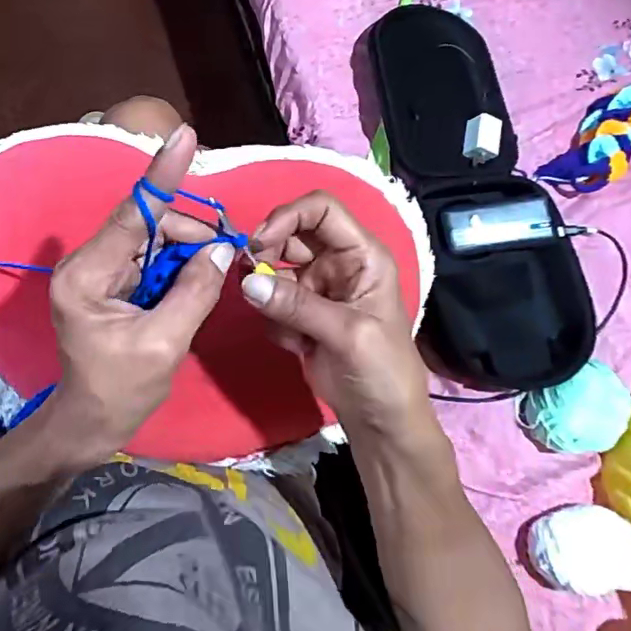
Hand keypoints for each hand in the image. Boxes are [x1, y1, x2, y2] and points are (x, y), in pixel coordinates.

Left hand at [36, 125, 233, 465]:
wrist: (90, 422)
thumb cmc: (121, 390)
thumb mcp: (165, 342)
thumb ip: (195, 290)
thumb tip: (222, 250)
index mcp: (87, 275)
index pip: (132, 214)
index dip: (162, 174)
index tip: (184, 136)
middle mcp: (86, 263)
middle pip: (147, 225)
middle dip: (188, 235)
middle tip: (224, 257)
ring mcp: (96, 270)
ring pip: (152, 240)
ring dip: (185, 251)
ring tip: (207, 278)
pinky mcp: (108, 281)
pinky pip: (150, 258)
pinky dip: (176, 265)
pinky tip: (192, 282)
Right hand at [241, 191, 430, 432]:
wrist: (382, 421)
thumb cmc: (383, 371)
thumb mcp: (347, 334)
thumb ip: (298, 306)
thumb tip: (247, 282)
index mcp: (362, 255)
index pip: (322, 209)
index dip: (288, 216)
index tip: (259, 242)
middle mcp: (338, 263)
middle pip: (290, 233)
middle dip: (267, 253)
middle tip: (251, 280)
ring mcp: (317, 288)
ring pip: (275, 269)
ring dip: (268, 292)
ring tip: (283, 325)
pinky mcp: (300, 314)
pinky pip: (271, 301)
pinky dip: (273, 320)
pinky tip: (297, 346)